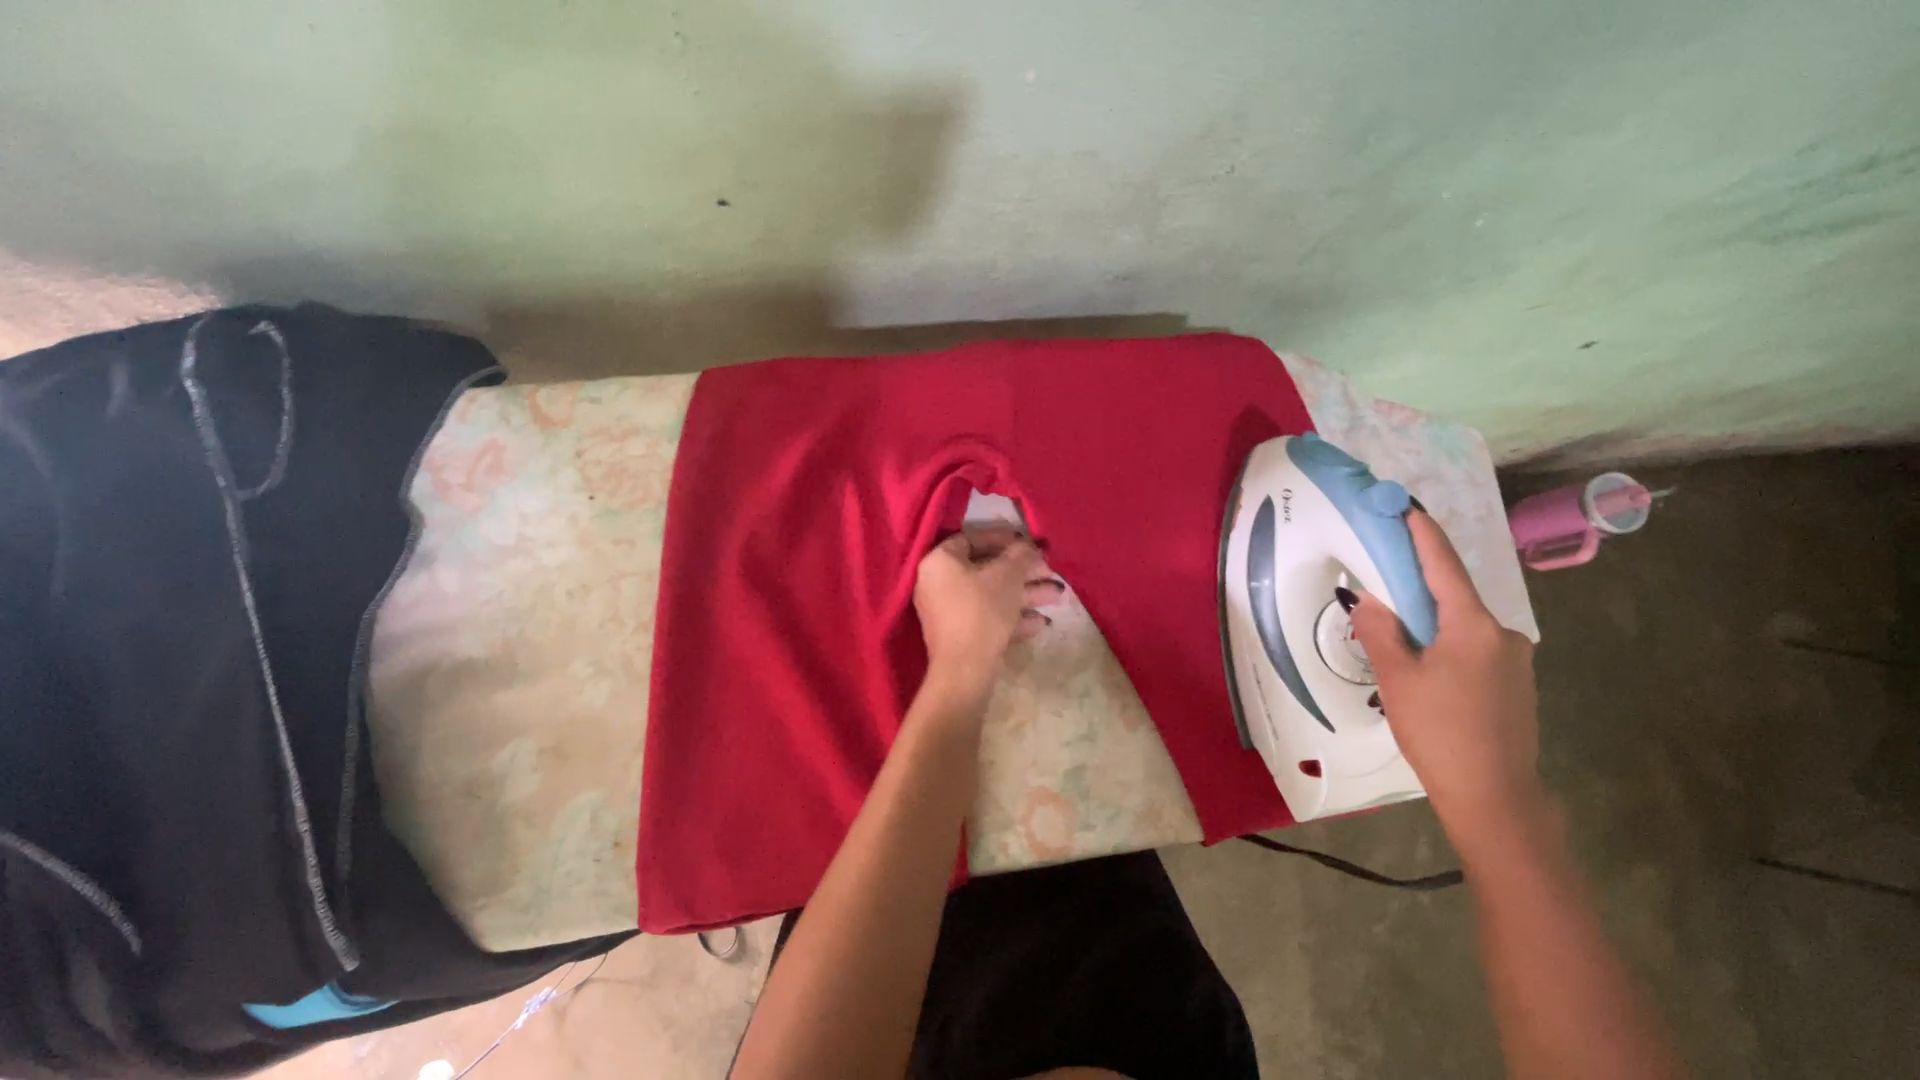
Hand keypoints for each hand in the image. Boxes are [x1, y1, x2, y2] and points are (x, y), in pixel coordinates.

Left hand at [913, 524, 1062, 703]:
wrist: (965, 669)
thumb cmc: (982, 610)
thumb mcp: (1008, 576)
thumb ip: (1021, 555)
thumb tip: (1030, 545)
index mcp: (939, 562)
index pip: (970, 539)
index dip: (1002, 538)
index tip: (1027, 543)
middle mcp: (938, 584)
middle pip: (986, 571)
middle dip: (1023, 572)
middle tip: (1051, 571)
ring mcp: (948, 613)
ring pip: (992, 596)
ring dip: (1025, 595)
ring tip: (1057, 596)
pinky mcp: (960, 636)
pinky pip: (988, 618)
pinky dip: (1012, 617)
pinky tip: (1041, 623)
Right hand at [1347, 510, 1543, 853]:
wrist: (1494, 797)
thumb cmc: (1440, 732)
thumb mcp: (1397, 680)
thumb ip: (1380, 631)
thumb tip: (1371, 599)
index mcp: (1474, 625)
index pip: (1442, 565)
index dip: (1420, 533)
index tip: (1404, 506)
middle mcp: (1503, 633)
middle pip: (1453, 597)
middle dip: (1417, 589)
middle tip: (1382, 587)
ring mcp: (1515, 660)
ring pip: (1463, 628)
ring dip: (1431, 627)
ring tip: (1397, 649)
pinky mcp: (1517, 685)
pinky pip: (1474, 651)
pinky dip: (1446, 649)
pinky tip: (1427, 677)